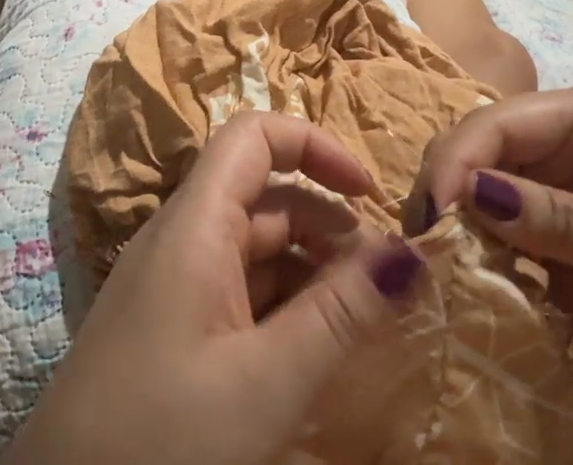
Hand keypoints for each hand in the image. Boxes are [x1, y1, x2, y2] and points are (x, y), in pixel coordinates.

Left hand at [2, 112, 428, 464]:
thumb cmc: (167, 436)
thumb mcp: (268, 380)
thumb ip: (340, 313)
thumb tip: (406, 250)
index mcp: (193, 225)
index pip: (252, 137)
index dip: (316, 146)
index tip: (373, 194)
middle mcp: (178, 238)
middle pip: (262, 196)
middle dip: (328, 224)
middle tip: (387, 283)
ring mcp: (170, 282)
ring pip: (253, 247)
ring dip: (311, 269)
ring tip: (364, 318)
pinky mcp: (168, 323)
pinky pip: (235, 288)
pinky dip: (282, 303)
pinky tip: (314, 346)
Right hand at [405, 86, 572, 388]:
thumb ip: (559, 219)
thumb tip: (470, 192)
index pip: (496, 123)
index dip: (460, 161)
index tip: (439, 215)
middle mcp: (548, 143)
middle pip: (467, 149)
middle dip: (443, 189)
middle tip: (425, 244)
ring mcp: (536, 188)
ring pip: (463, 188)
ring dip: (444, 221)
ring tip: (432, 262)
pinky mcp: (529, 233)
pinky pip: (476, 230)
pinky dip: (460, 248)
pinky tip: (454, 273)